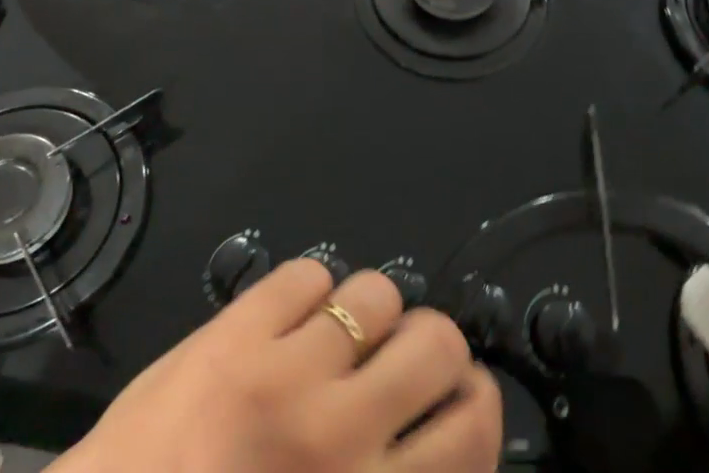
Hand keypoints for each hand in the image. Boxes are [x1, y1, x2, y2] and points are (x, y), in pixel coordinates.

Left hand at [46, 259, 503, 472]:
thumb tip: (441, 423)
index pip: (475, 425)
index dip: (473, 396)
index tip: (452, 395)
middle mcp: (345, 435)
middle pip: (437, 342)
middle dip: (426, 344)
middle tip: (394, 361)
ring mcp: (286, 376)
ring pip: (376, 294)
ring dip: (366, 312)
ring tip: (335, 337)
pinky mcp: (233, 336)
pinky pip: (307, 273)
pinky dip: (307, 291)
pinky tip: (286, 323)